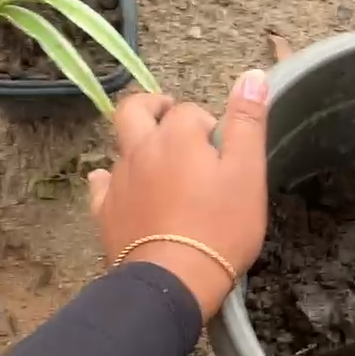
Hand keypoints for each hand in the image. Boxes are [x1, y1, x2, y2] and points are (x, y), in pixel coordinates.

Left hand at [87, 71, 269, 321]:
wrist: (174, 280)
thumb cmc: (220, 227)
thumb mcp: (248, 173)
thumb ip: (248, 122)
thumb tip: (252, 75)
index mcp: (177, 136)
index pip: (190, 111)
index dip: (208, 125)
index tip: (223, 149)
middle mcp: (141, 149)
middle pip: (135, 110)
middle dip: (154, 107)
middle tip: (171, 116)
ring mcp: (119, 180)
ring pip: (121, 146)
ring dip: (138, 144)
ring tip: (160, 161)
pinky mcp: (106, 211)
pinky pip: (102, 185)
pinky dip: (112, 179)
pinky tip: (122, 187)